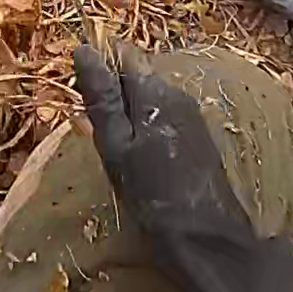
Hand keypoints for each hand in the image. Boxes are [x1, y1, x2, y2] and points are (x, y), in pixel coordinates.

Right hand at [74, 41, 292, 291]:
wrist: (209, 242)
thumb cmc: (153, 196)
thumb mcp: (116, 147)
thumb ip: (102, 97)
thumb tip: (84, 49)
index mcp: (155, 91)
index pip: (123, 56)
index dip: (101, 71)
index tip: (86, 98)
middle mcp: (177, 92)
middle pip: (137, 77)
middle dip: (115, 95)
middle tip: (99, 132)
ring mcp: (191, 113)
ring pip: (150, 99)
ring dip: (131, 115)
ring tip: (118, 151)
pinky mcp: (199, 134)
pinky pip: (164, 117)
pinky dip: (148, 130)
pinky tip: (142, 161)